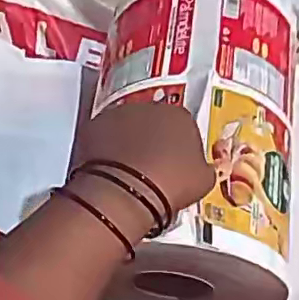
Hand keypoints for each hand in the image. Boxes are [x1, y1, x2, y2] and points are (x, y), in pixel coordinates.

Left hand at [74, 102, 214, 219]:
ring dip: (126, 142)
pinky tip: (108, 169)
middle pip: (152, 122)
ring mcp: (119, 114)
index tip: (174, 164)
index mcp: (182, 116)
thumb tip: (201, 170)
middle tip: (150, 168)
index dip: (178, 148)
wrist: (127, 192)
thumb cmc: (168, 185)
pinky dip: (103, 148)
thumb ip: (204, 167)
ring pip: (126, 126)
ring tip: (127, 171)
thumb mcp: (203, 180)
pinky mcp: (94, 125)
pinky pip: (101, 135)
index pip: (183, 127)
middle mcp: (150, 107)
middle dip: (151, 141)